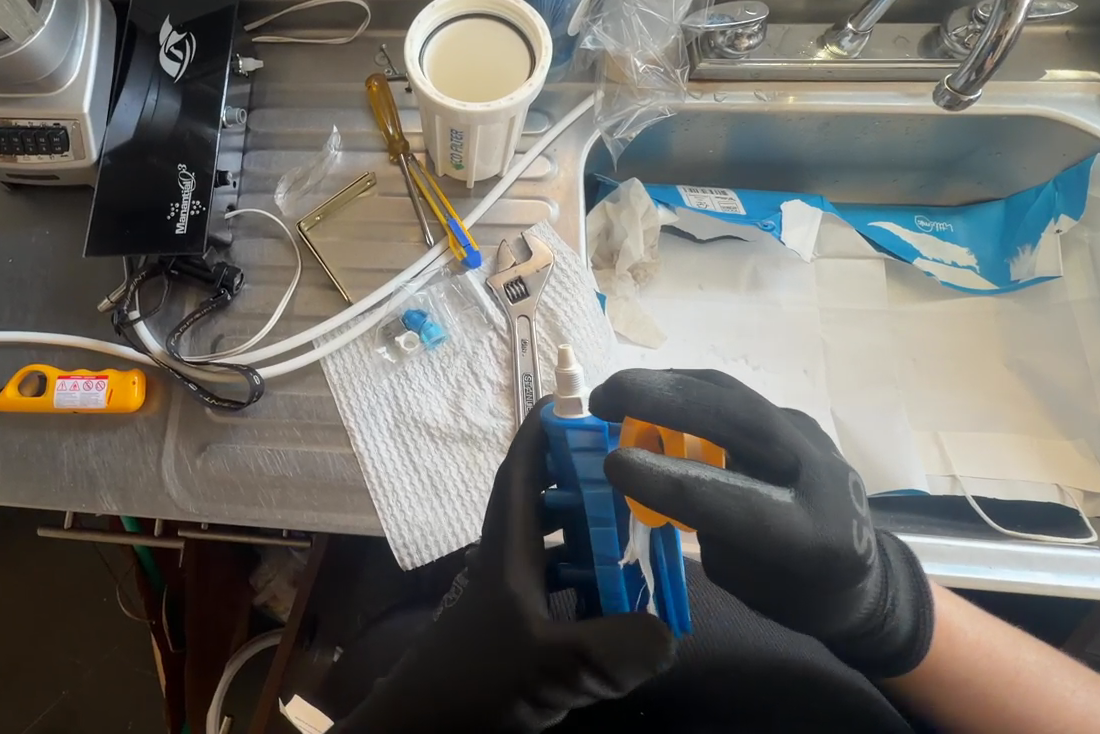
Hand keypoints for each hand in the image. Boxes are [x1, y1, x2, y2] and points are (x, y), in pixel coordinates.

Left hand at [334, 403, 677, 732]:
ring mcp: (514, 587)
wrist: (429, 727)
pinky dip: (590, 578)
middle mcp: (510, 552)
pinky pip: (561, 581)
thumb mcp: (550, 664)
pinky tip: (624, 598)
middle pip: (545, 494)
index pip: (524, 464)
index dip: (547, 427)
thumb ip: (611, 649)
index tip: (579, 398)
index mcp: (509, 540)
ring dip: (590, 529)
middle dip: (584, 477)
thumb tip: (670, 631)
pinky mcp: (521, 620)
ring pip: (554, 539)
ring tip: (639, 530)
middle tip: (633, 470)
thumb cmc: (476, 678)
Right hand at [590, 368, 933, 678]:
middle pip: (736, 418)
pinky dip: (681, 389)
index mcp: (816, 535)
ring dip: (664, 385)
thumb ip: (698, 524)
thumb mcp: (743, 577)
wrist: (863, 575)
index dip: (667, 482)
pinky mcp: (791, 415)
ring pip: (728, 392)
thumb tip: (644, 470)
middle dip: (661, 401)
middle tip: (602, 400)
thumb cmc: (794, 592)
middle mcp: (820, 472)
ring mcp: (808, 433)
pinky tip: (648, 394)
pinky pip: (728, 394)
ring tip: (616, 392)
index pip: (733, 502)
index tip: (611, 464)